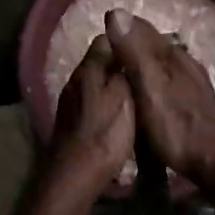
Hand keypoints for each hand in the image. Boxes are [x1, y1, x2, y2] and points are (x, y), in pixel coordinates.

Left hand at [48, 35, 134, 191]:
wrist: (75, 175)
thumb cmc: (105, 134)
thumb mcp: (123, 97)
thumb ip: (124, 71)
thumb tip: (127, 51)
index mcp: (88, 70)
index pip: (105, 40)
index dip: (126, 42)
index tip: (144, 53)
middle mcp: (74, 81)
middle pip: (99, 63)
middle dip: (120, 66)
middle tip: (144, 76)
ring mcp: (70, 103)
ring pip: (95, 84)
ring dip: (112, 87)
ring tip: (134, 96)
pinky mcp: (70, 123)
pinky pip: (91, 103)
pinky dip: (104, 104)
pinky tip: (117, 116)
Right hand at [105, 8, 214, 183]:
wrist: (214, 162)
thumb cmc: (177, 128)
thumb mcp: (150, 89)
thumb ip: (134, 53)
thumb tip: (115, 12)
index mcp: (173, 56)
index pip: (142, 29)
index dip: (120, 30)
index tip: (99, 38)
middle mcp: (186, 63)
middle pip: (154, 45)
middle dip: (131, 45)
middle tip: (107, 57)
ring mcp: (194, 83)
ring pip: (163, 64)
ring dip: (143, 64)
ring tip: (124, 75)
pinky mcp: (197, 103)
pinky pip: (170, 82)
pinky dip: (154, 82)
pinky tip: (149, 95)